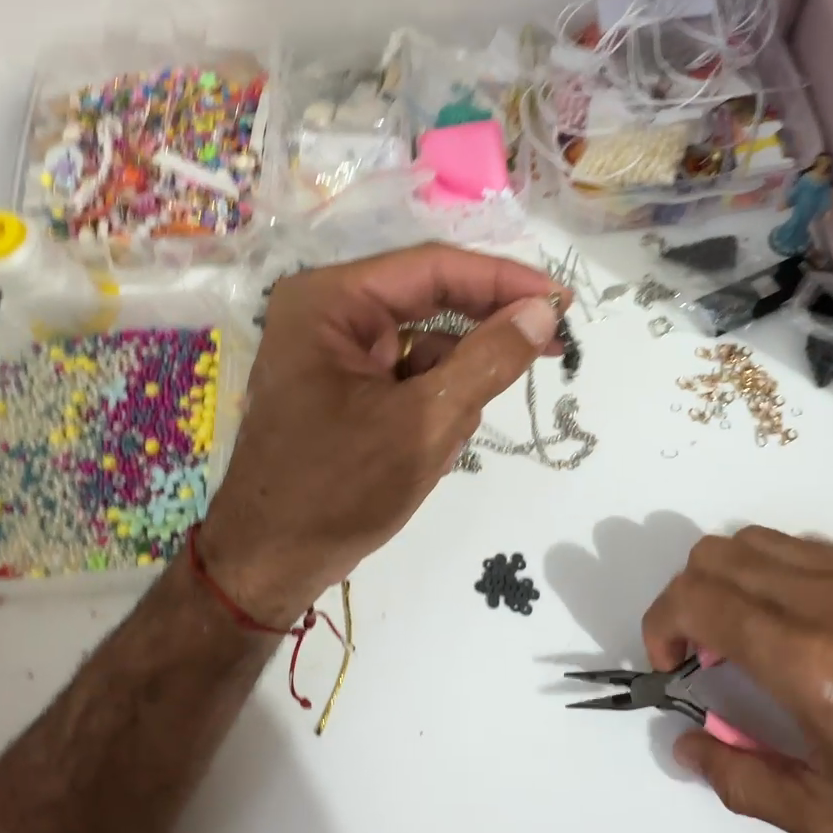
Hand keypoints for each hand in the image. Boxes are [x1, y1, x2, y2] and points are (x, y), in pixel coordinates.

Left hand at [200, 244, 565, 624]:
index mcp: (329, 301)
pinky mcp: (343, 384)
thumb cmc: (339, 490)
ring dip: (455, 378)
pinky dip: (434, 400)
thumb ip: (489, 360)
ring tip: (452, 432)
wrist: (270, 563)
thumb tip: (543, 311)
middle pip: (428, 298)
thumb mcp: (425, 422)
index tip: (563, 300)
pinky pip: (407, 373)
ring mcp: (333, 350)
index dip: (504, 281)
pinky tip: (432, 443)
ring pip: (424, 341)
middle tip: (554, 341)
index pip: (432, 269)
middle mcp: (327, 311)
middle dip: (485, 327)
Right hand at [642, 528, 832, 832]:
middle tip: (703, 654)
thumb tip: (685, 746)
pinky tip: (803, 627)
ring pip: (758, 540)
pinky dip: (776, 572)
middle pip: (716, 553)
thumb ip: (741, 778)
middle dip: (686, 597)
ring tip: (748, 638)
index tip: (672, 667)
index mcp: (805, 656)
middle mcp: (828, 597)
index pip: (695, 597)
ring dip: (729, 579)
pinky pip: (808, 548)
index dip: (661, 624)